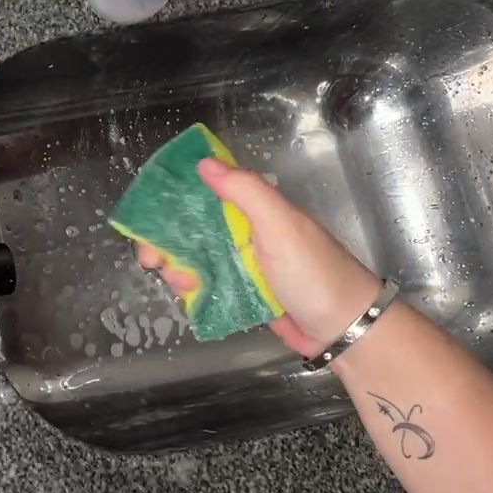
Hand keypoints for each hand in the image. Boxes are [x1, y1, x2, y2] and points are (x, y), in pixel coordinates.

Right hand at [136, 157, 381, 357]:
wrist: (344, 329)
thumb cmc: (314, 272)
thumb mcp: (281, 225)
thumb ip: (245, 192)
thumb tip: (205, 162)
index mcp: (254, 211)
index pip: (204, 194)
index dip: (172, 202)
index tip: (148, 217)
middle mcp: (244, 234)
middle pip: (190, 230)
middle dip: (165, 243)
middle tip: (152, 261)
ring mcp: (242, 265)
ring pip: (193, 260)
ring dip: (177, 269)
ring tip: (181, 285)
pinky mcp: (241, 293)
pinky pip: (205, 286)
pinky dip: (192, 290)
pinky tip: (189, 296)